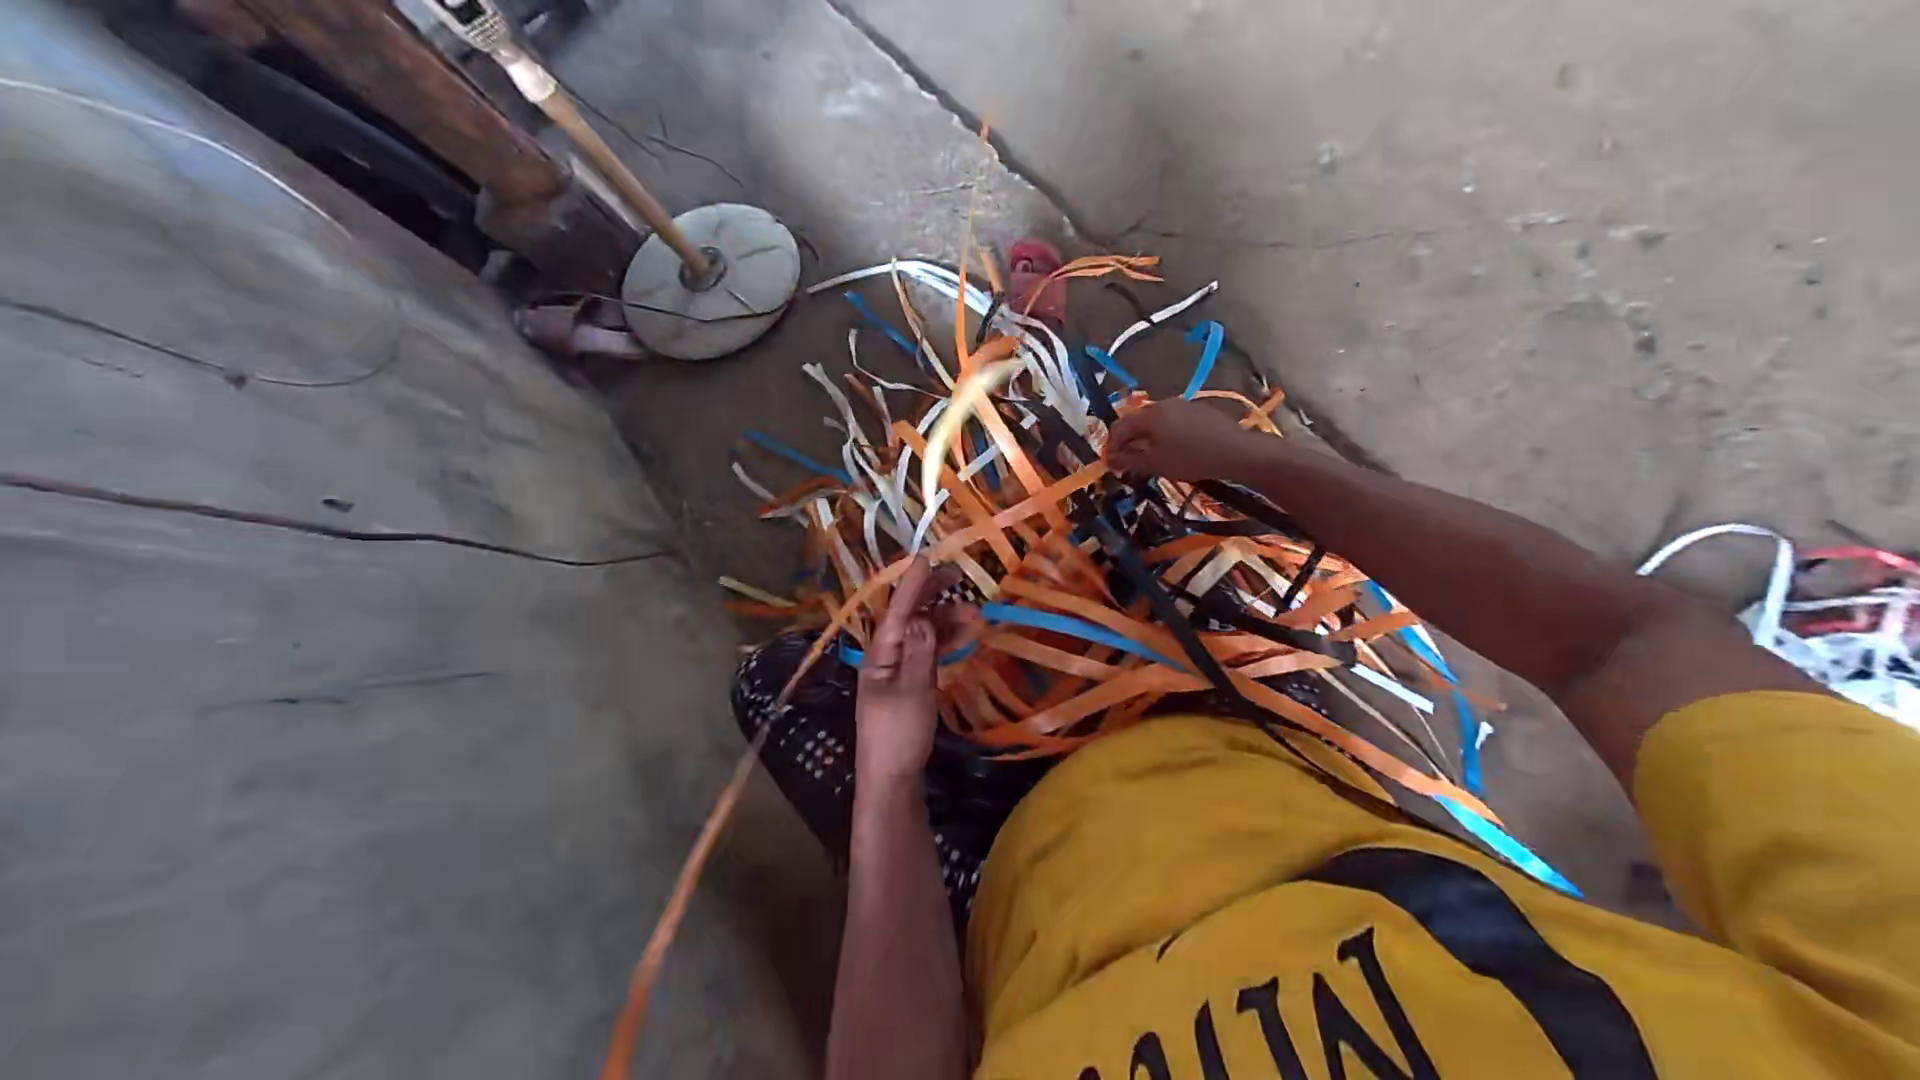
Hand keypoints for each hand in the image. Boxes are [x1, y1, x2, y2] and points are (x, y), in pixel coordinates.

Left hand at [855, 558, 973, 784]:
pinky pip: (927, 651)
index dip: (912, 585)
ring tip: (975, 612)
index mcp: (879, 655)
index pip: (896, 612)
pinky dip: (945, 641)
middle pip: (908, 616)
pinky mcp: (910, 682)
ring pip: (922, 633)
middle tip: (958, 576)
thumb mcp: (912, 692)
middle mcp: (886, 655)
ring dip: (945, 620)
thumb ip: (919, 652)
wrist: (892, 777)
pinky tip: (964, 635)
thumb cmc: (898, 734)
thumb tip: (922, 617)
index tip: (927, 559)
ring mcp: (897, 668)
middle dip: (931, 595)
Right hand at [1105, 398, 1271, 481]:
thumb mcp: (1155, 464)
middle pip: (1137, 422)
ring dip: (1147, 439)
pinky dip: (1165, 435)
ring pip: (1156, 422)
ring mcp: (1183, 405)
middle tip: (1128, 463)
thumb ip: (1129, 460)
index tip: (1111, 465)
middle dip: (1129, 442)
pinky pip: (1173, 422)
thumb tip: (1110, 460)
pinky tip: (1173, 450)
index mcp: (1149, 415)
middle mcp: (1163, 404)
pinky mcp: (1199, 411)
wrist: (1236, 451)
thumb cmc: (1190, 458)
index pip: (1119, 427)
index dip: (1111, 446)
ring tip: (1150, 458)